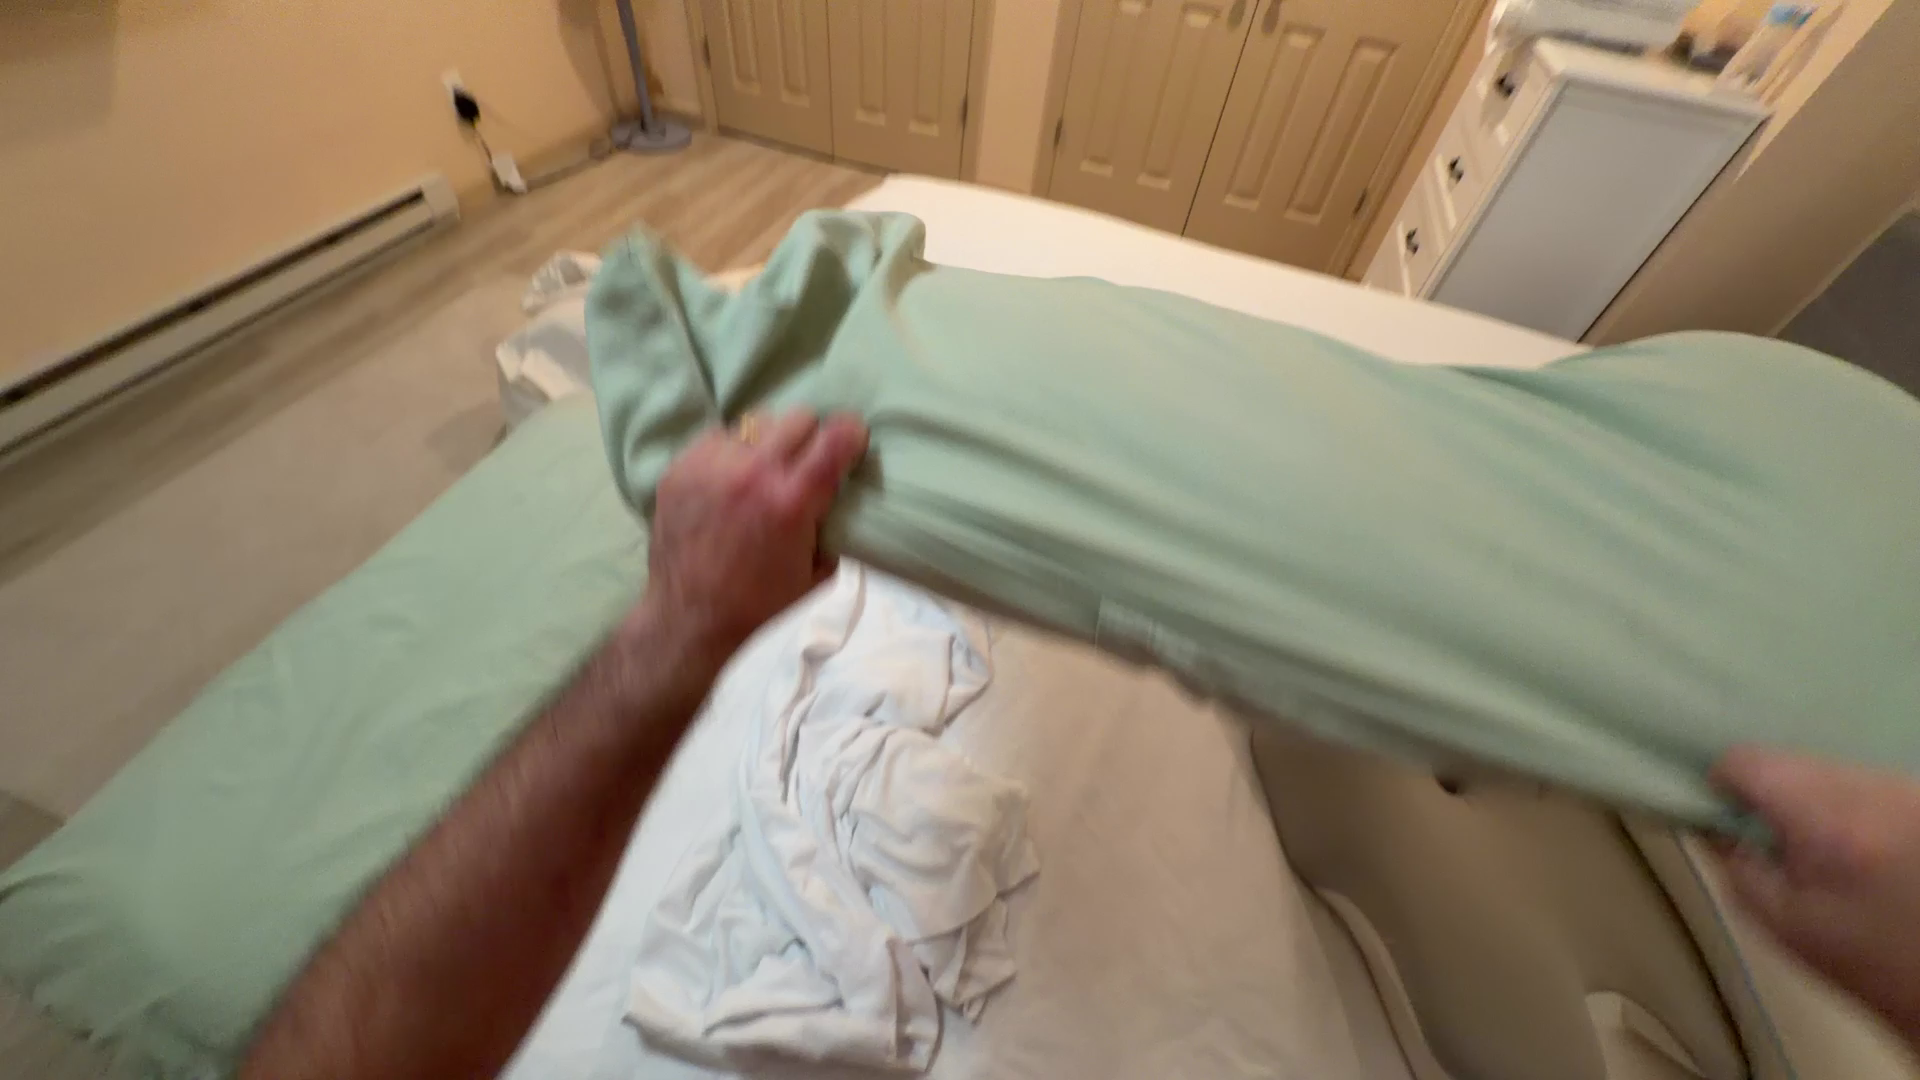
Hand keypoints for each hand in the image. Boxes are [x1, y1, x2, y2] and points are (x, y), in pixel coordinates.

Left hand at [633, 409, 867, 671]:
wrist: (691, 616)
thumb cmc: (762, 600)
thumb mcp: (818, 570)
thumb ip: (832, 525)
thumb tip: (838, 496)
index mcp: (792, 501)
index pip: (836, 437)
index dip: (853, 432)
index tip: (853, 442)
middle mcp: (752, 473)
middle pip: (798, 417)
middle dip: (811, 436)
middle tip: (806, 462)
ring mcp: (712, 465)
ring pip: (757, 421)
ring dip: (770, 441)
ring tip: (764, 470)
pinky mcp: (682, 466)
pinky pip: (720, 435)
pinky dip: (733, 451)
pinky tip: (731, 479)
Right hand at [1711, 746, 1919, 1038]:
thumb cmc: (1868, 959)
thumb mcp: (1776, 916)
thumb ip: (1730, 857)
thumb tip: (1709, 818)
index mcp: (1827, 819)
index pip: (1747, 760)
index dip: (1724, 783)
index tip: (1728, 818)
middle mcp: (1880, 795)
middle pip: (1793, 762)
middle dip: (1775, 794)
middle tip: (1780, 840)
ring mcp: (1918, 797)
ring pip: (1835, 772)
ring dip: (1819, 799)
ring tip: (1831, 848)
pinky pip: (1874, 787)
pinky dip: (1859, 808)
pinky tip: (1871, 850)